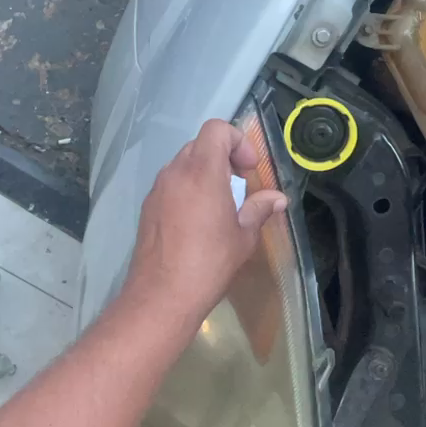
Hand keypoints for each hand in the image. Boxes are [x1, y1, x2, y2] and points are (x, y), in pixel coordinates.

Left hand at [124, 119, 288, 324]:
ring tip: (220, 205)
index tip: (248, 170)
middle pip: (201, 145)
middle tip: (239, 186)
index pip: (217, 129)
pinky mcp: (148, 208)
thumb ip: (259, 209)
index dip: (238, 140)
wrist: (161, 297)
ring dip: (205, 173)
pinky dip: (188, 189)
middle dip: (224, 158)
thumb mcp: (243, 236)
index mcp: (202, 172)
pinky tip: (197, 222)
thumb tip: (278, 198)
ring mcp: (158, 189)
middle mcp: (176, 173)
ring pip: (184, 164)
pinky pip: (171, 184)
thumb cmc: (209, 263)